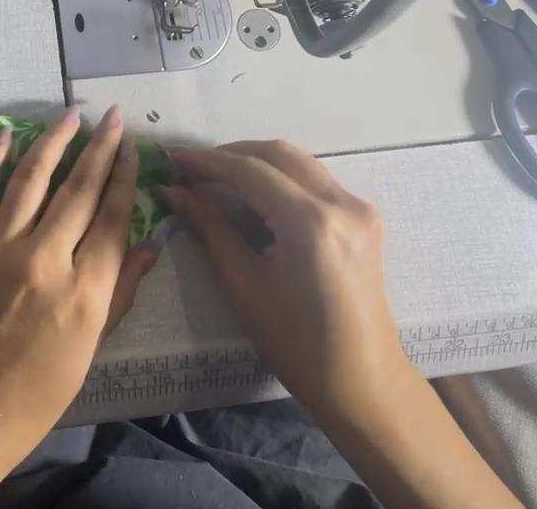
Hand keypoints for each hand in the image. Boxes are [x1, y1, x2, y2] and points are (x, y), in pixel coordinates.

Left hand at [0, 106, 158, 508]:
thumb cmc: (35, 393)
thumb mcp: (90, 350)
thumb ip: (121, 292)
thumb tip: (149, 245)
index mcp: (86, 291)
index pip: (114, 217)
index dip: (125, 175)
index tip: (132, 145)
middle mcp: (46, 260)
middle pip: (80, 190)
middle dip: (101, 148)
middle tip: (112, 116)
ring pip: (31, 179)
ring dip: (54, 142)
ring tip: (70, 115)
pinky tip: (3, 137)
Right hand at [164, 142, 520, 508]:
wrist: (363, 383)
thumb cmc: (297, 344)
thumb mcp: (244, 286)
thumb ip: (209, 228)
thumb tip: (173, 190)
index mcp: (311, 223)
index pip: (250, 171)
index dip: (207, 162)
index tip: (172, 159)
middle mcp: (342, 203)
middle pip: (277, 153)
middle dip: (231, 154)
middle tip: (193, 169)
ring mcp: (359, 206)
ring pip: (298, 160)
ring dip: (256, 161)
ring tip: (217, 178)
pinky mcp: (364, 216)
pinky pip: (314, 178)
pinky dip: (280, 176)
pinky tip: (254, 194)